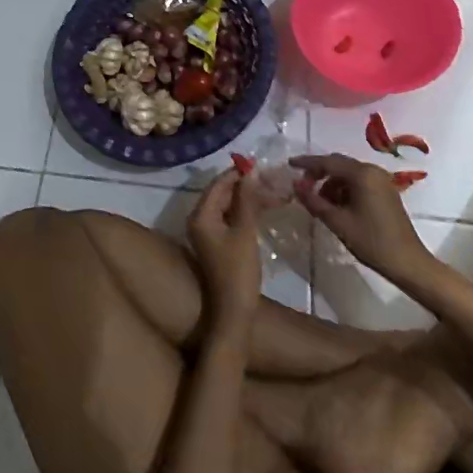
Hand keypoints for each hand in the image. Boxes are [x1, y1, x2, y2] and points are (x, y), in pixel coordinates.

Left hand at [186, 171, 274, 330]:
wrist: (234, 309)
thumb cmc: (238, 269)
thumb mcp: (245, 230)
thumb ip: (246, 199)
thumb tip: (249, 173)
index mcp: (200, 216)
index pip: (218, 184)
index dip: (238, 172)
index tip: (260, 163)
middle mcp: (198, 220)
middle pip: (222, 193)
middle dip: (245, 184)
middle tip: (271, 178)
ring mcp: (206, 232)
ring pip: (228, 205)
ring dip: (248, 197)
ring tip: (273, 193)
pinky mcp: (216, 241)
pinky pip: (230, 217)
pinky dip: (245, 210)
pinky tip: (264, 208)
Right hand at [290, 154, 437, 286]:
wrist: (406, 260)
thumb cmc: (371, 241)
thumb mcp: (338, 222)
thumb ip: (314, 201)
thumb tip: (296, 184)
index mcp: (362, 174)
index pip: (329, 161)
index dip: (307, 163)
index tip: (290, 164)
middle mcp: (373, 170)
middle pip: (340, 164)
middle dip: (319, 174)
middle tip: (303, 188)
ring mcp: (381, 180)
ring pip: (349, 174)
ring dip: (332, 184)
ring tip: (320, 204)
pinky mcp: (385, 191)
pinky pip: (360, 182)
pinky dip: (345, 190)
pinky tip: (337, 207)